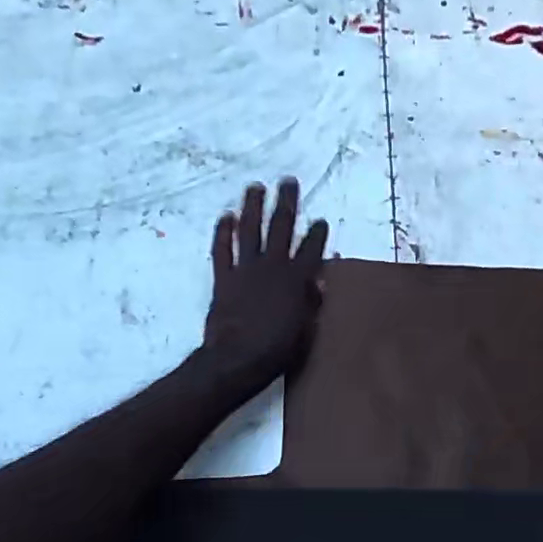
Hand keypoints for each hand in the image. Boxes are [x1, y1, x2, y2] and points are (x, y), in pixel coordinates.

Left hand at [203, 178, 328, 384]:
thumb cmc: (278, 351)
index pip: (311, 250)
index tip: (320, 220)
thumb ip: (313, 302)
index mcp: (297, 280)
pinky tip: (225, 216)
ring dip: (253, 207)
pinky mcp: (223, 278)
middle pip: (281, 228)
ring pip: (250, 230)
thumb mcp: (306, 330)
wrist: (237, 359)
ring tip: (256, 186)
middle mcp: (272, 267)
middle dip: (286, 203)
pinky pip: (222, 250)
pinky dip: (223, 232)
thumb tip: (320, 281)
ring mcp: (245, 270)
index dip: (317, 234)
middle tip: (288, 182)